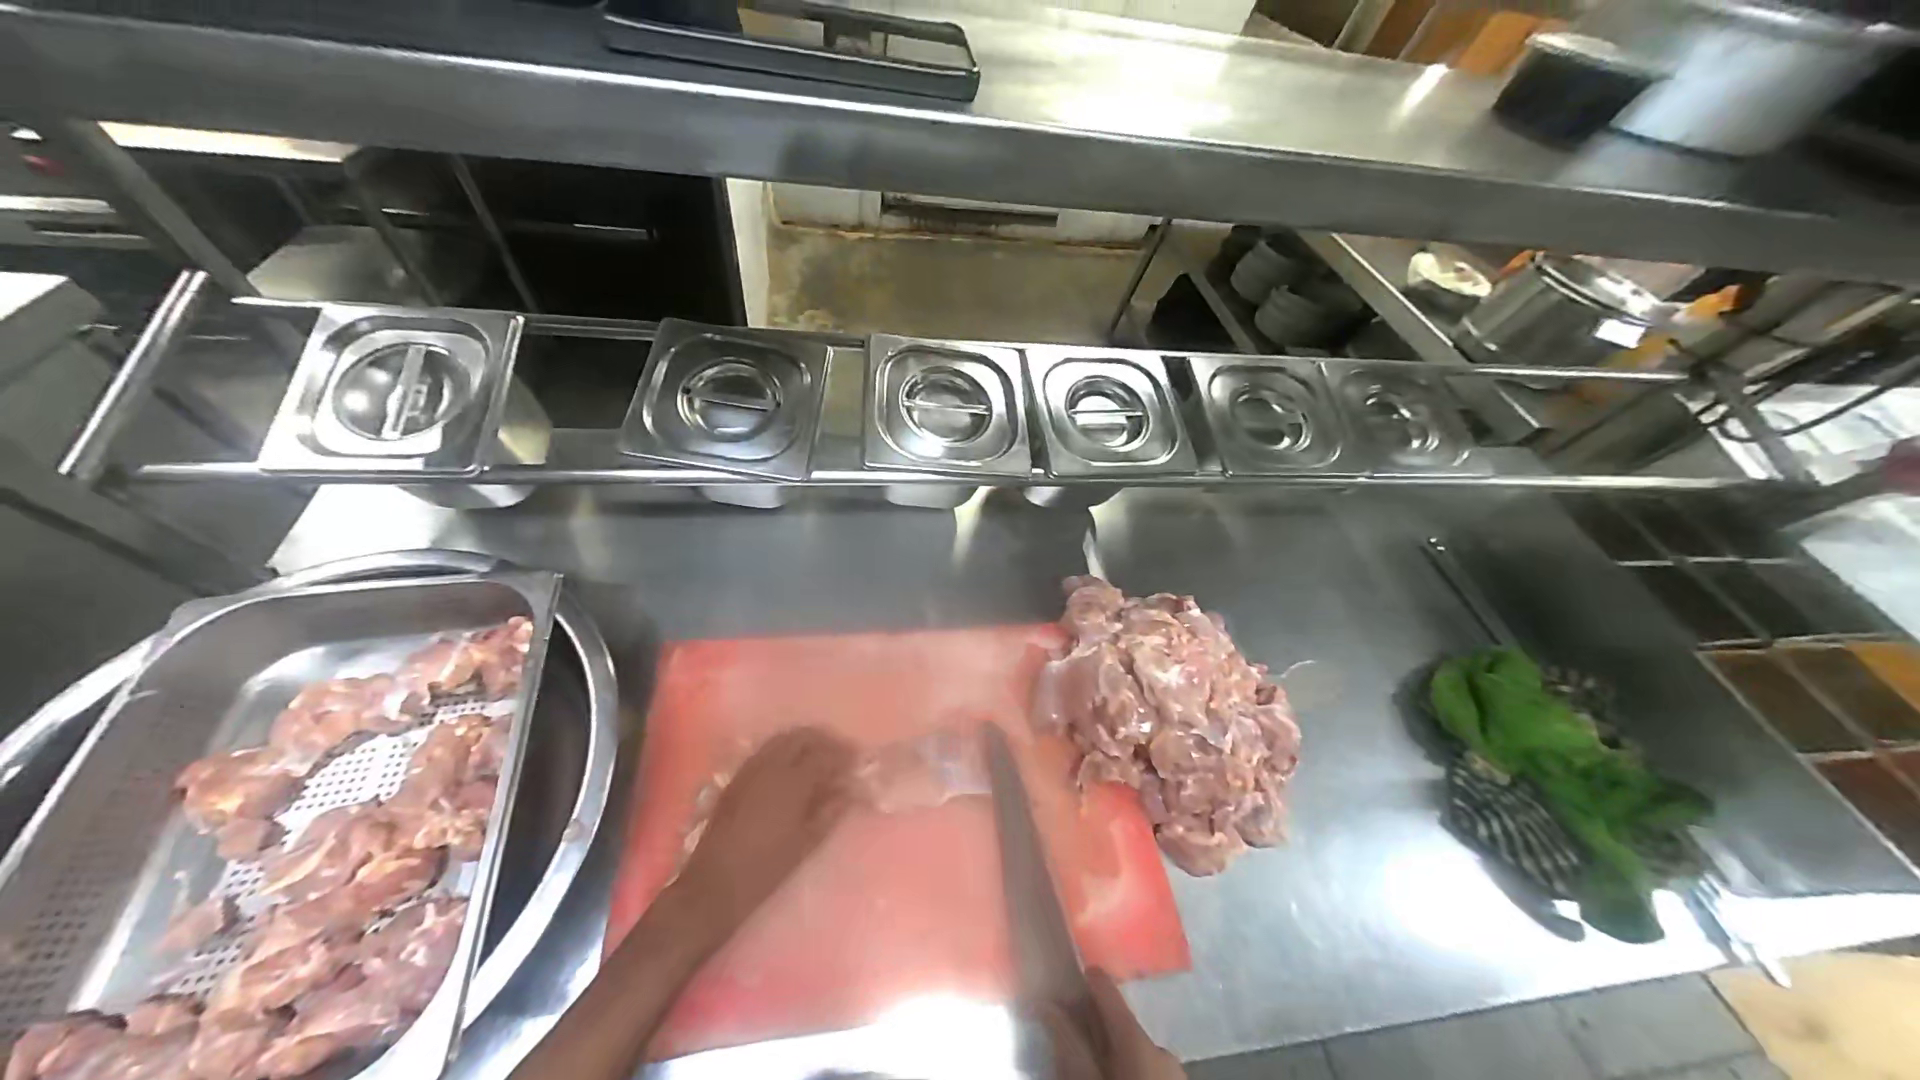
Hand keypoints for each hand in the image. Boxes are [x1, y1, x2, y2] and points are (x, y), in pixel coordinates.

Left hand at [674, 727, 857, 933]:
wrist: (713, 886)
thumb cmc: (766, 868)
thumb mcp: (806, 842)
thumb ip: (830, 810)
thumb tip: (848, 789)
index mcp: (791, 781)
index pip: (824, 754)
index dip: (843, 754)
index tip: (857, 761)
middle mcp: (769, 766)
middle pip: (802, 737)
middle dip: (824, 741)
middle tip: (840, 755)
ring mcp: (749, 770)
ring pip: (781, 740)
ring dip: (803, 742)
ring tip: (819, 759)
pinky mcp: (736, 779)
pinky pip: (765, 751)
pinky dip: (784, 750)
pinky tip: (792, 769)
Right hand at [1035, 971, 1184, 1079]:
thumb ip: (1067, 1045)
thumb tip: (1047, 1004)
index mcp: (1136, 1039)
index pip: (1105, 988)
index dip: (1082, 982)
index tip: (1061, 988)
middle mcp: (1160, 1048)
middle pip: (1118, 1024)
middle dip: (1092, 1031)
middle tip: (1068, 1052)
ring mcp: (1176, 1074)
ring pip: (1133, 1053)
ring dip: (1111, 1059)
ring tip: (1090, 1075)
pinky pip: (1148, 1072)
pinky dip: (1129, 1075)